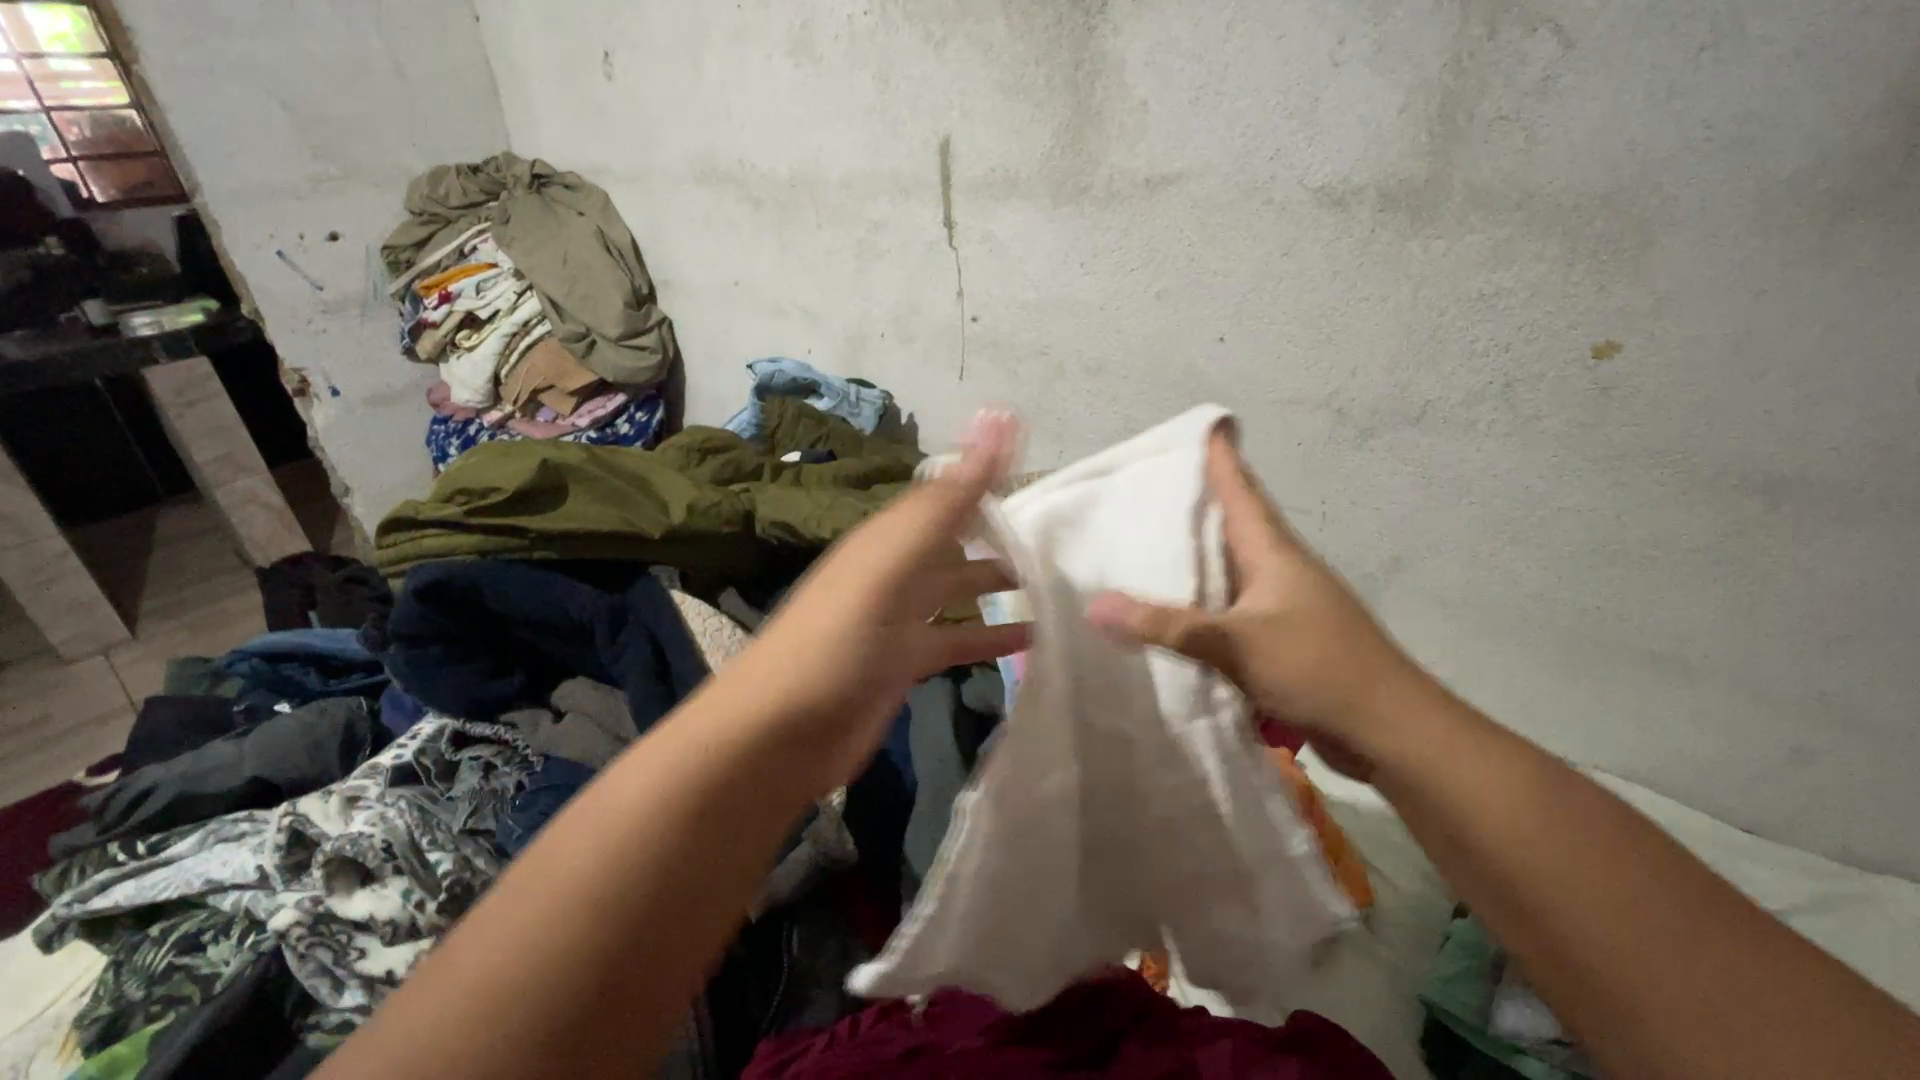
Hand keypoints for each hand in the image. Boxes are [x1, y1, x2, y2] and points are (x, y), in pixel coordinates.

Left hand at [714, 410, 1030, 794]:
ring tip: (1057, 587)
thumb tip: (1001, 413)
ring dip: (998, 587)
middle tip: (1062, 541)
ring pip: (957, 592)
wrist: (779, 734)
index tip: (1047, 482)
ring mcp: (898, 621)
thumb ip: (948, 498)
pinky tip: (1031, 641)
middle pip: (955, 543)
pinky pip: (956, 641)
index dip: (992, 483)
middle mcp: (894, 571)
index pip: (948, 495)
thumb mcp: (893, 561)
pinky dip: (990, 638)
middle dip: (1001, 538)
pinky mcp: (903, 666)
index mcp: (889, 538)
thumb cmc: (838, 640)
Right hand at [1084, 426, 1428, 776]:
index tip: (1204, 423)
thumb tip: (1095, 605)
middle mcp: (1280, 570)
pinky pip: (1233, 609)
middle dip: (1198, 503)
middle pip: (1235, 524)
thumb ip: (1167, 625)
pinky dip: (1204, 604)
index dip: (1222, 457)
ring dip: (1199, 557)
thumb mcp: (1234, 643)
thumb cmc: (1316, 666)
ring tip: (1152, 544)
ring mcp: (1286, 606)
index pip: (1242, 490)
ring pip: (1232, 569)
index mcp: (1273, 552)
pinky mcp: (1286, 641)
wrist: (1388, 728)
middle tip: (1151, 486)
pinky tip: (1178, 615)